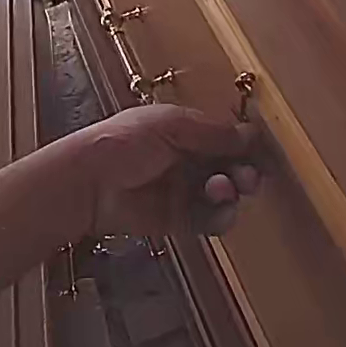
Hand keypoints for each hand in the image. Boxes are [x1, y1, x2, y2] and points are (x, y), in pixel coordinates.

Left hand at [65, 105, 259, 237]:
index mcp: (184, 133)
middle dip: (242, 174)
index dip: (243, 147)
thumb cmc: (124, 142)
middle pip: (229, 170)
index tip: (257, 153)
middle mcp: (187, 162)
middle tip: (245, 178)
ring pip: (224, 198)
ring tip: (219, 189)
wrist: (88, 183)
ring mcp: (183, 193)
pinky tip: (218, 210)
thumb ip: (212, 131)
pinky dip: (220, 218)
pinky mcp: (178, 221)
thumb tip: (251, 134)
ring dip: (230, 195)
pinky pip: (209, 222)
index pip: (225, 140)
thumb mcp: (169, 125)